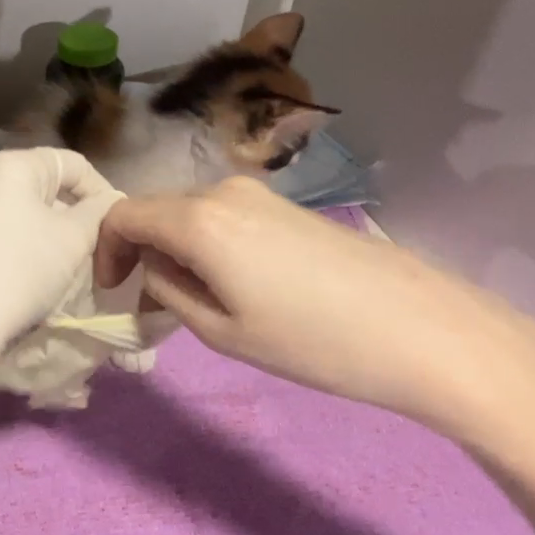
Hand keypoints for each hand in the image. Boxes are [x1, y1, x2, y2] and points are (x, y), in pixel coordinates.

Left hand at [0, 148, 123, 494]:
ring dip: (46, 234)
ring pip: (17, 213)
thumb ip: (98, 212)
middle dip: (72, 214)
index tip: (116, 225)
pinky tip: (30, 277)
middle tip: (94, 248)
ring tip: (66, 266)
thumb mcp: (74, 238)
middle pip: (41, 186)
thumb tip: (107, 201)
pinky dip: (18, 248)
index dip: (102, 189)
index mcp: (10, 165)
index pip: (71, 163)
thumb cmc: (22, 268)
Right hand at [95, 177, 534, 436]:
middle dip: (140, 251)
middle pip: (155, 211)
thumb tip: (154, 268)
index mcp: (197, 220)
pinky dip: (208, 245)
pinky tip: (234, 285)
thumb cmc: (314, 342)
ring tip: (191, 300)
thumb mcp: (221, 331)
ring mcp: (262, 196)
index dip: (104, 251)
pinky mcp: (291, 207)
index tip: (110, 291)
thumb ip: (168, 291)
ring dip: (175, 249)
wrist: (430, 333)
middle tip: (147, 303)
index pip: (121, 216)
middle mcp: (222, 192)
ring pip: (190, 214)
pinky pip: (225, 217)